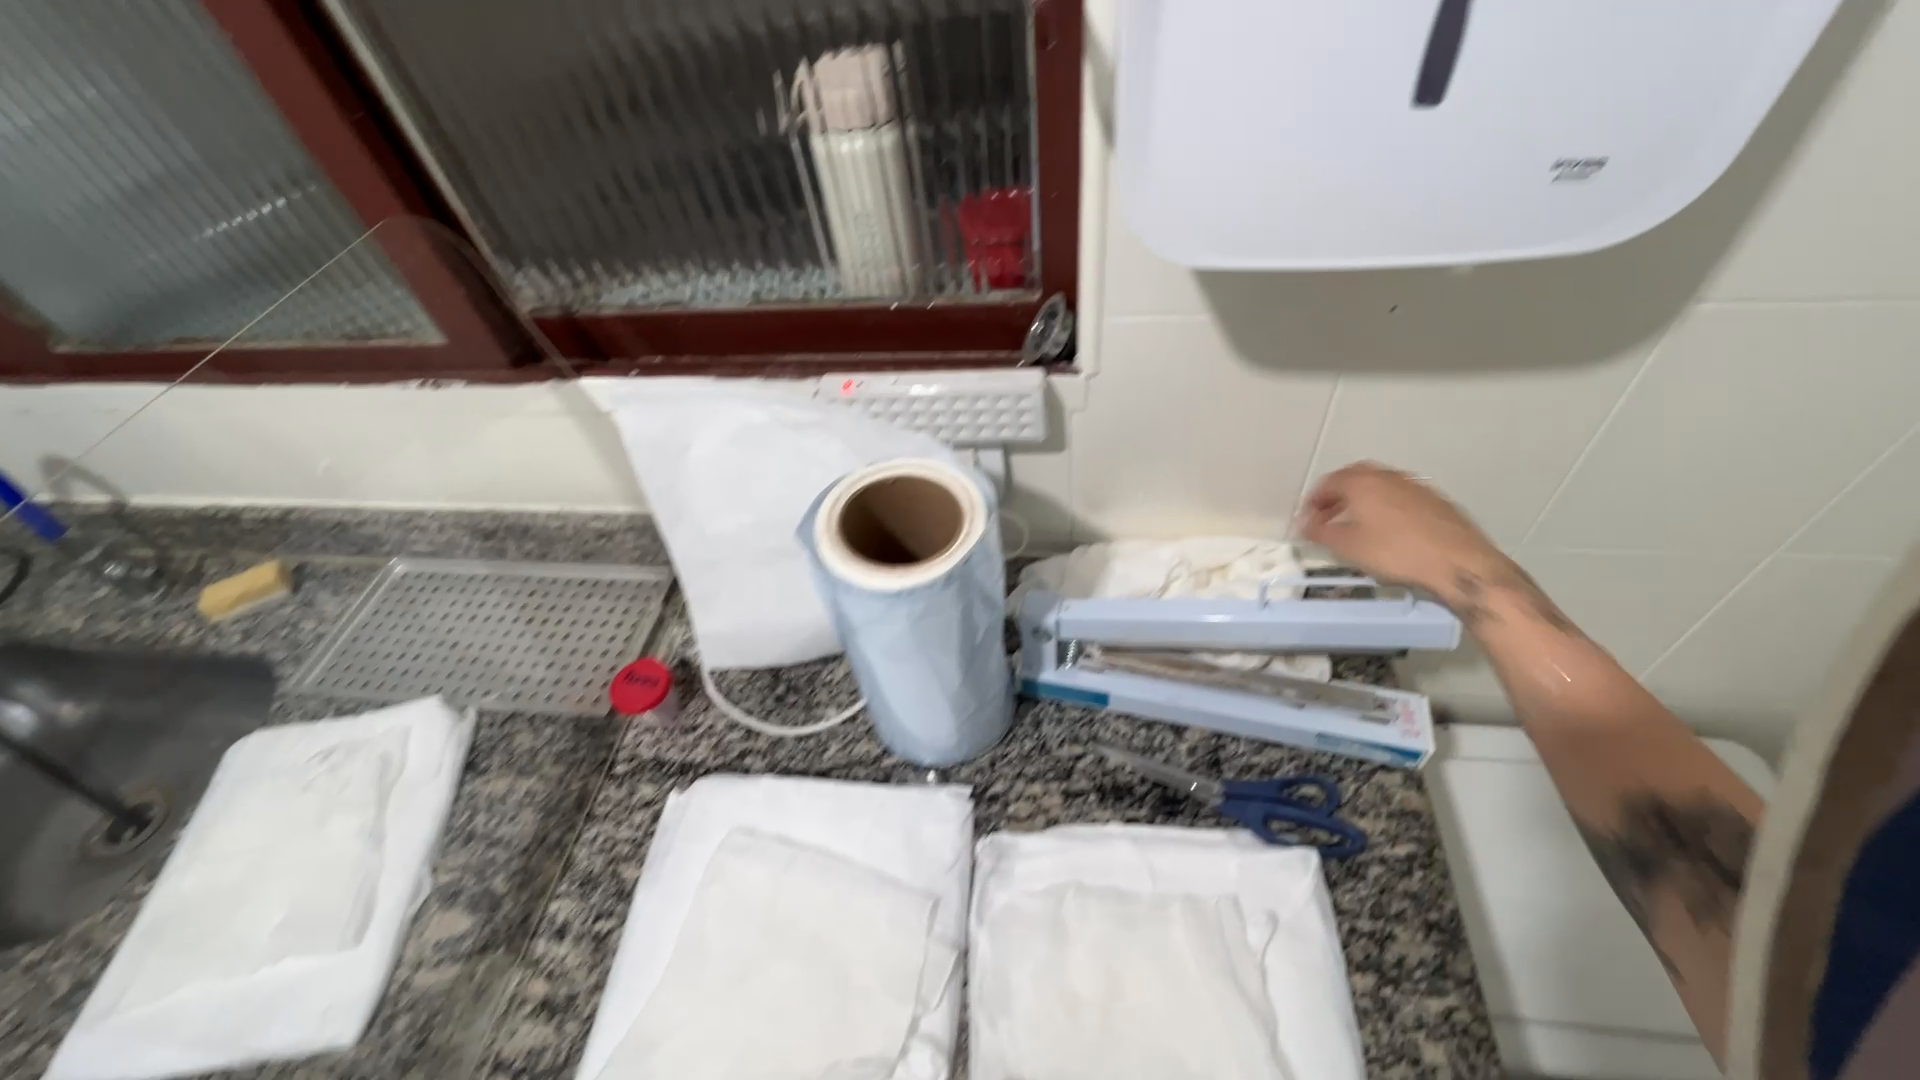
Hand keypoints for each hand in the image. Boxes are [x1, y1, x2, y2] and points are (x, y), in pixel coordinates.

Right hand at [1297, 462, 1506, 595]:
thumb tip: (1304, 523)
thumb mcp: (1347, 546)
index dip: (1313, 501)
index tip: (1307, 520)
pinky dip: (1385, 506)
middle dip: (1337, 495)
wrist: (1456, 562)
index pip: (1328, 483)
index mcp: (1362, 482)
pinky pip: (1400, 497)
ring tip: (1355, 524)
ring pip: (1379, 486)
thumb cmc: (1395, 552)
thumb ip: (1319, 531)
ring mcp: (1415, 486)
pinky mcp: (1436, 501)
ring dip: (1361, 500)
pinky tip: (1387, 530)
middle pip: (1354, 478)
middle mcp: (1388, 476)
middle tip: (1328, 516)